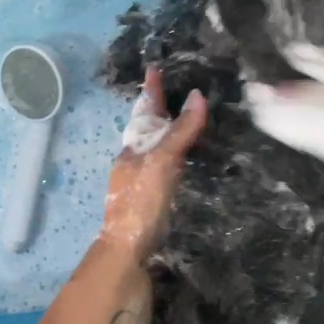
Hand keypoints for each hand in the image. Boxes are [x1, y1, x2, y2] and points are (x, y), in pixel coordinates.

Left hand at [99, 67, 206, 261]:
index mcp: (132, 150)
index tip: (154, 68)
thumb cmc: (140, 204)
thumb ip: (180, 132)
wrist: (126, 255)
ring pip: (153, 150)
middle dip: (158, 110)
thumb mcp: (162, 163)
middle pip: (146, 130)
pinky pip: (163, 170)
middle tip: (172, 92)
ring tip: (181, 122)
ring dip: (165, 134)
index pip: (144, 112)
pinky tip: (182, 165)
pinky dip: (173, 158)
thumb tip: (197, 96)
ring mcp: (139, 184)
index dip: (151, 91)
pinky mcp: (150, 204)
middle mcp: (133, 164)